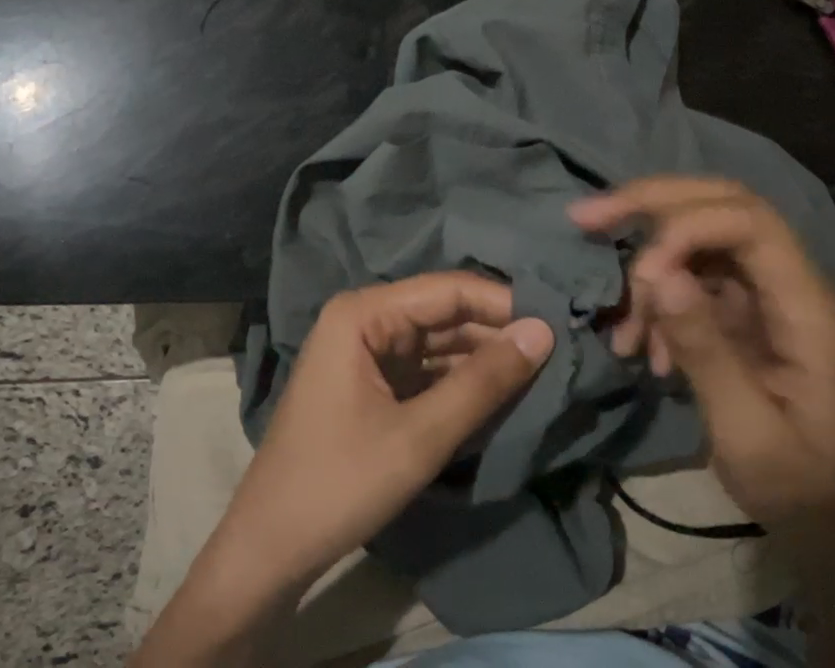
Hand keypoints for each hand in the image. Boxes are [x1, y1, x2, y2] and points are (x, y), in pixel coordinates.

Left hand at [215, 273, 554, 588]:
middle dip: (498, 332)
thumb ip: (484, 381)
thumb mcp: (421, 434)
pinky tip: (502, 394)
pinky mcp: (370, 385)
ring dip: (483, 358)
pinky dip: (460, 381)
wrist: (272, 545)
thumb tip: (545, 331)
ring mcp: (364, 353)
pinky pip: (424, 370)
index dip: (505, 303)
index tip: (562, 322)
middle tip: (561, 351)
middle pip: (444, 313)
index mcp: (363, 314)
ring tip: (544, 371)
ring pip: (438, 343)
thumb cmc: (341, 482)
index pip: (449, 290)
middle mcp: (363, 320)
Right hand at [572, 178, 834, 521]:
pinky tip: (640, 346)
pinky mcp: (741, 308)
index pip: (751, 223)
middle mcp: (789, 283)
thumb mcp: (748, 433)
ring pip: (698, 236)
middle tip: (584, 217)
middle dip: (652, 203)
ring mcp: (764, 292)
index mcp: (808, 308)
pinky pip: (688, 276)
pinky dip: (653, 298)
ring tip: (625, 335)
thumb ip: (707, 352)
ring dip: (647, 268)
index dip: (687, 227)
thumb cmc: (798, 481)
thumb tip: (660, 277)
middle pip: (723, 204)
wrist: (830, 511)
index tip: (642, 275)